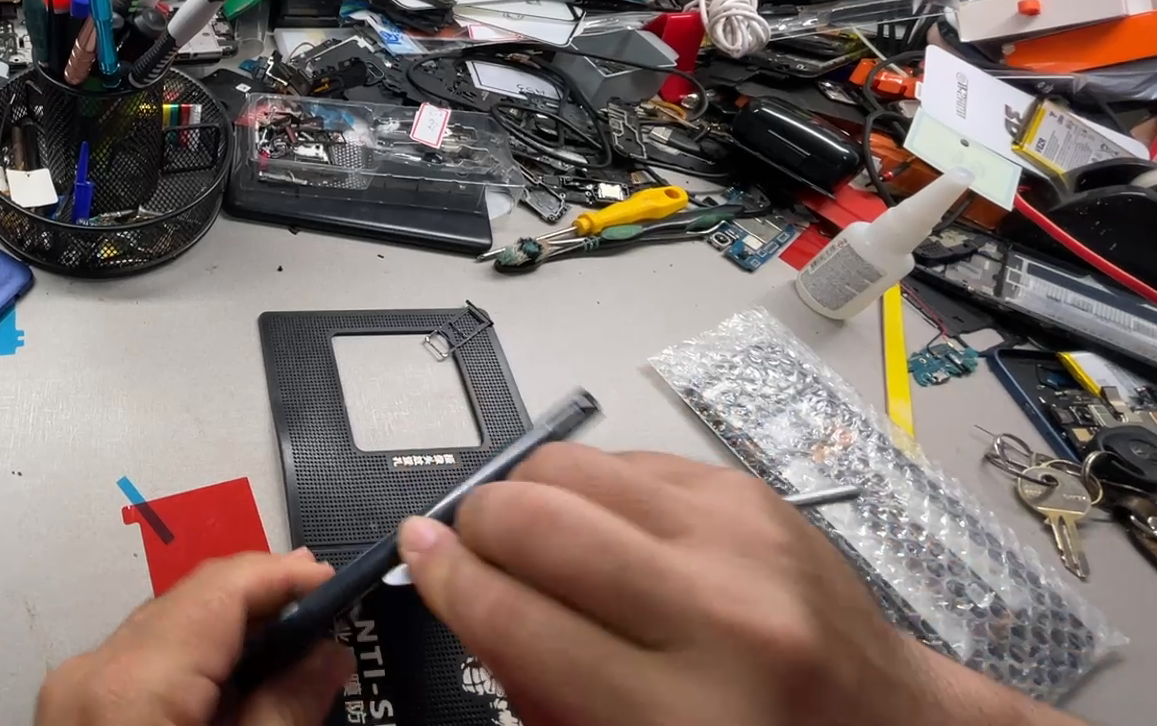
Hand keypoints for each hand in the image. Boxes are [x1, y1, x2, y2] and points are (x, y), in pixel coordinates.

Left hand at [37, 550, 352, 725]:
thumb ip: (284, 712)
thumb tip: (325, 654)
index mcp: (131, 685)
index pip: (219, 588)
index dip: (281, 575)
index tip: (333, 581)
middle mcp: (92, 669)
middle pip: (192, 600)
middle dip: (261, 602)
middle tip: (325, 614)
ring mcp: (74, 688)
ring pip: (170, 624)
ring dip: (231, 629)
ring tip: (292, 647)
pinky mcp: (73, 708)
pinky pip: (146, 658)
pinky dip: (196, 659)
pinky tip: (237, 682)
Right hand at [396, 444, 1085, 725]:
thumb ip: (539, 688)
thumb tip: (460, 587)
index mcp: (689, 718)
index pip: (517, 618)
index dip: (444, 578)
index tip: (414, 551)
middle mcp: (719, 615)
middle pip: (532, 519)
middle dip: (474, 524)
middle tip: (470, 545)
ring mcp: (737, 536)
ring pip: (563, 465)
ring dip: (523, 493)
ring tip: (538, 534)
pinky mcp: (742, 488)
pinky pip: (614, 458)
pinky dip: (585, 488)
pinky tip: (606, 528)